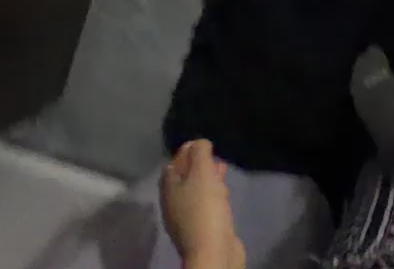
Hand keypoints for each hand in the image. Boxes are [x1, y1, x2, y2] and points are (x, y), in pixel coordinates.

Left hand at [160, 140, 244, 268]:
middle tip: (216, 155)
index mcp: (168, 187)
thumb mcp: (202, 171)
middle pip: (185, 175)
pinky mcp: (201, 227)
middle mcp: (173, 201)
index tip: (206, 142)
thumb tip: (199, 141)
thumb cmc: (204, 207)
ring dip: (209, 177)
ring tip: (223, 169)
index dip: (189, 148)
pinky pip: (206, 203)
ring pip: (197, 189)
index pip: (174, 160)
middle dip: (201, 163)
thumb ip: (200, 151)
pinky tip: (225, 191)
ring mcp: (186, 216)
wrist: (213, 251)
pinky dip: (214, 193)